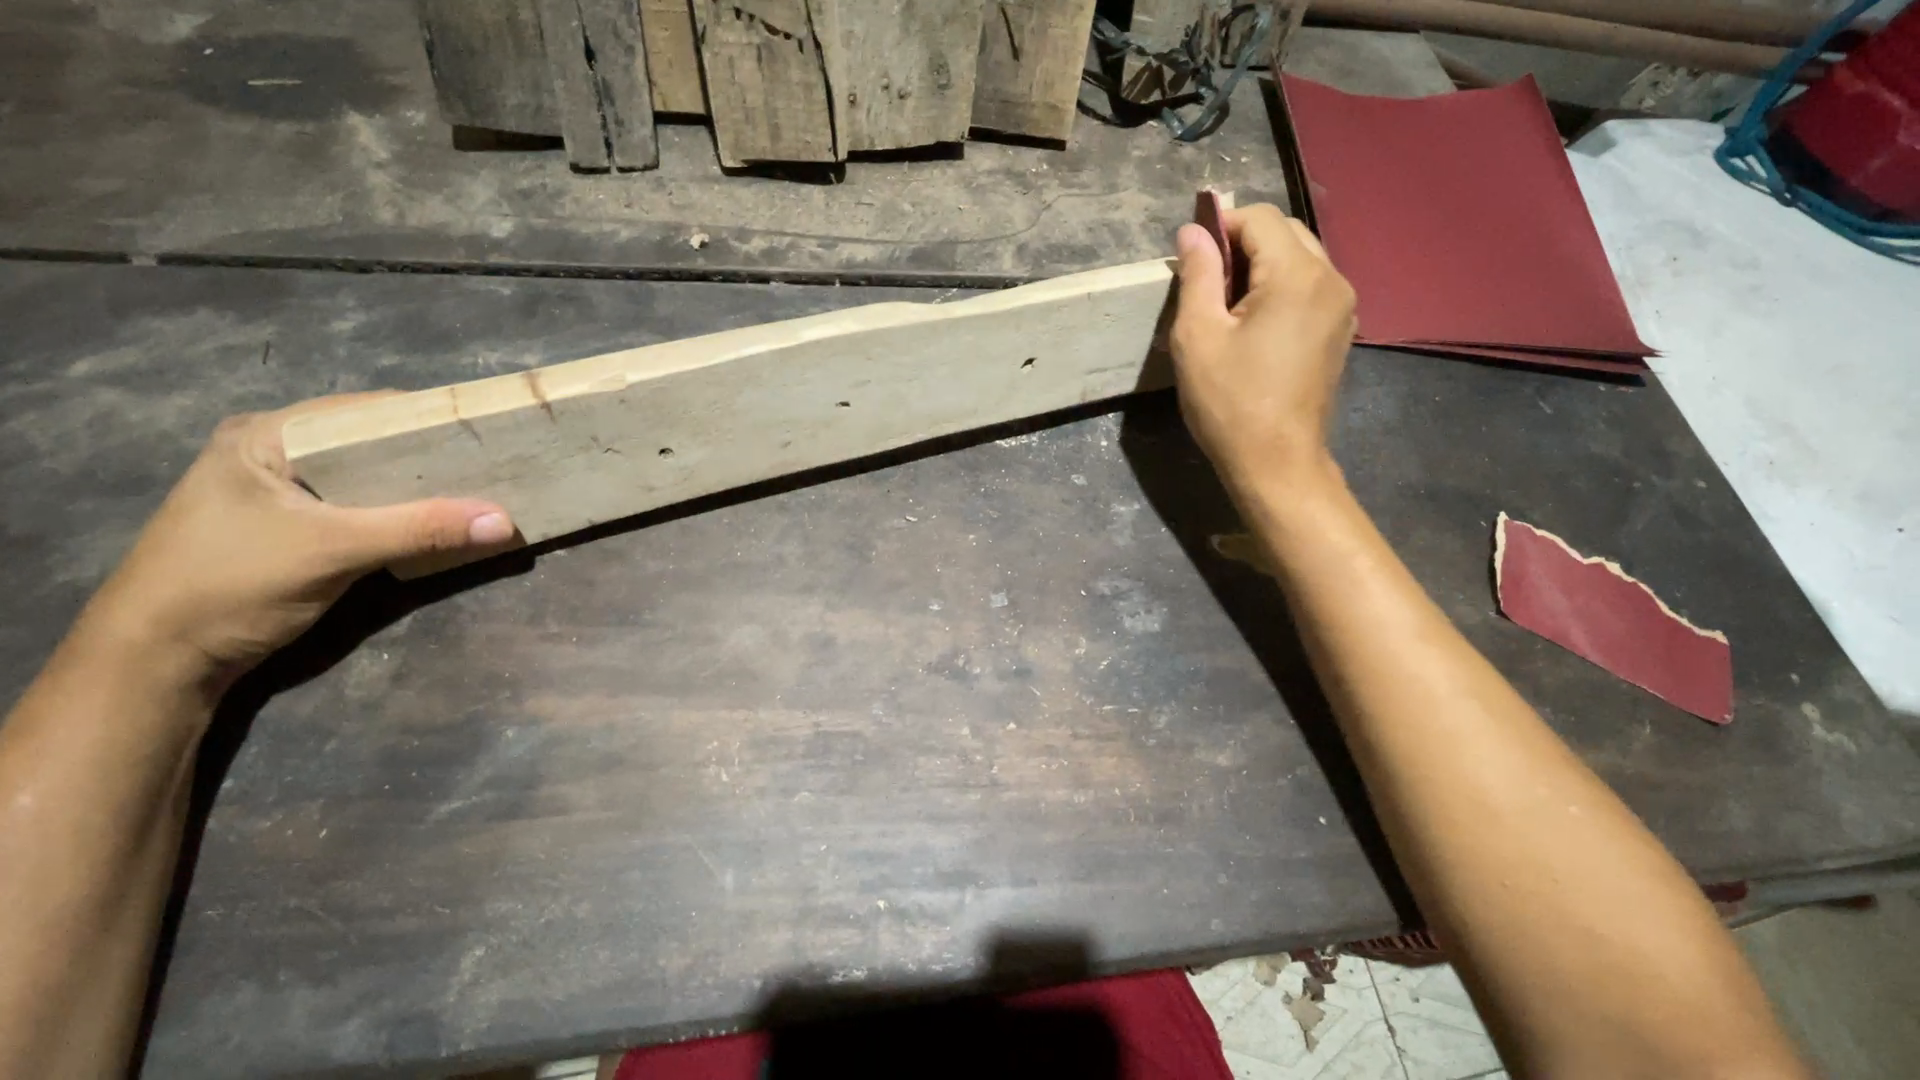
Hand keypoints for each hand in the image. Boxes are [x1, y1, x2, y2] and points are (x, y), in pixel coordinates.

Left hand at [76, 394, 514, 700]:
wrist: (158, 661)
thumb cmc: (230, 585)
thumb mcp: (332, 551)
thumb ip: (419, 530)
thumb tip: (505, 520)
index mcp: (268, 435)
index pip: (367, 411)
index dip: (431, 420)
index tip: (491, 435)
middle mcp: (277, 453)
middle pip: (373, 444)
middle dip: (433, 459)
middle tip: (498, 468)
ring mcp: (284, 494)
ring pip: (371, 481)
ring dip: (421, 492)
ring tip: (482, 495)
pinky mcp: (296, 531)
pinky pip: (364, 511)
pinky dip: (402, 517)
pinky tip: (439, 526)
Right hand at [1170, 203, 1357, 499]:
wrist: (1277, 462)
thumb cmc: (1230, 402)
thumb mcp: (1197, 336)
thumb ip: (1197, 274)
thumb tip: (1192, 230)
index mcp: (1297, 275)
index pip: (1260, 218)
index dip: (1221, 226)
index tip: (1192, 259)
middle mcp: (1332, 279)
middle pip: (1285, 232)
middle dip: (1243, 244)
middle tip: (1207, 286)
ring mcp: (1343, 306)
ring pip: (1300, 258)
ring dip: (1262, 266)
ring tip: (1229, 308)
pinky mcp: (1341, 329)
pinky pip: (1310, 286)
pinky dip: (1281, 288)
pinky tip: (1255, 324)